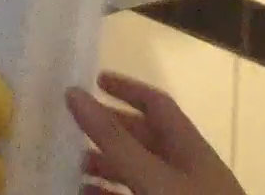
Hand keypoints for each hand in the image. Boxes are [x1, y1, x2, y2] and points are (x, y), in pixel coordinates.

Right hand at [67, 72, 244, 194]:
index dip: (127, 88)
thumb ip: (112, 137)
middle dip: (107, 130)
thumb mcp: (151, 178)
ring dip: (104, 166)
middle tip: (72, 126)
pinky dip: (110, 194)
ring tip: (73, 168)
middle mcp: (189, 173)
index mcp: (191, 151)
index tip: (93, 80)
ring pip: (138, 172)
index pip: (158, 106)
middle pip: (144, 138)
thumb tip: (73, 91)